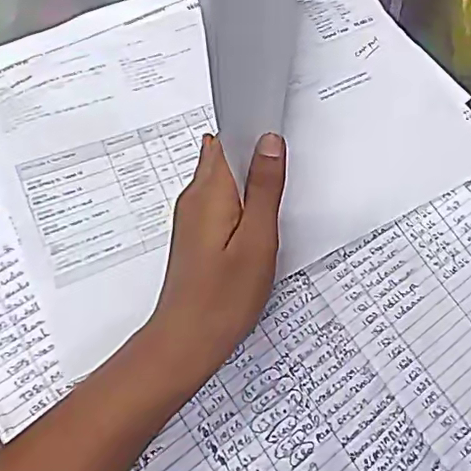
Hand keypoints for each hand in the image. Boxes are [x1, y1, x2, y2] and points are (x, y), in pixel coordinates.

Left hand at [143, 132, 286, 378]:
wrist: (187, 339)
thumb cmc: (221, 300)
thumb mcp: (258, 241)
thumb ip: (265, 189)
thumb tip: (270, 144)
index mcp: (209, 192)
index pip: (228, 138)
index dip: (255, 130)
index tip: (279, 134)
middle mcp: (195, 198)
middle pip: (226, 155)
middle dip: (256, 157)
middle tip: (284, 179)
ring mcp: (193, 215)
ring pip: (226, 180)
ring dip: (251, 184)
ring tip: (272, 209)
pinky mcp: (197, 233)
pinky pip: (222, 202)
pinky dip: (243, 205)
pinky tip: (257, 227)